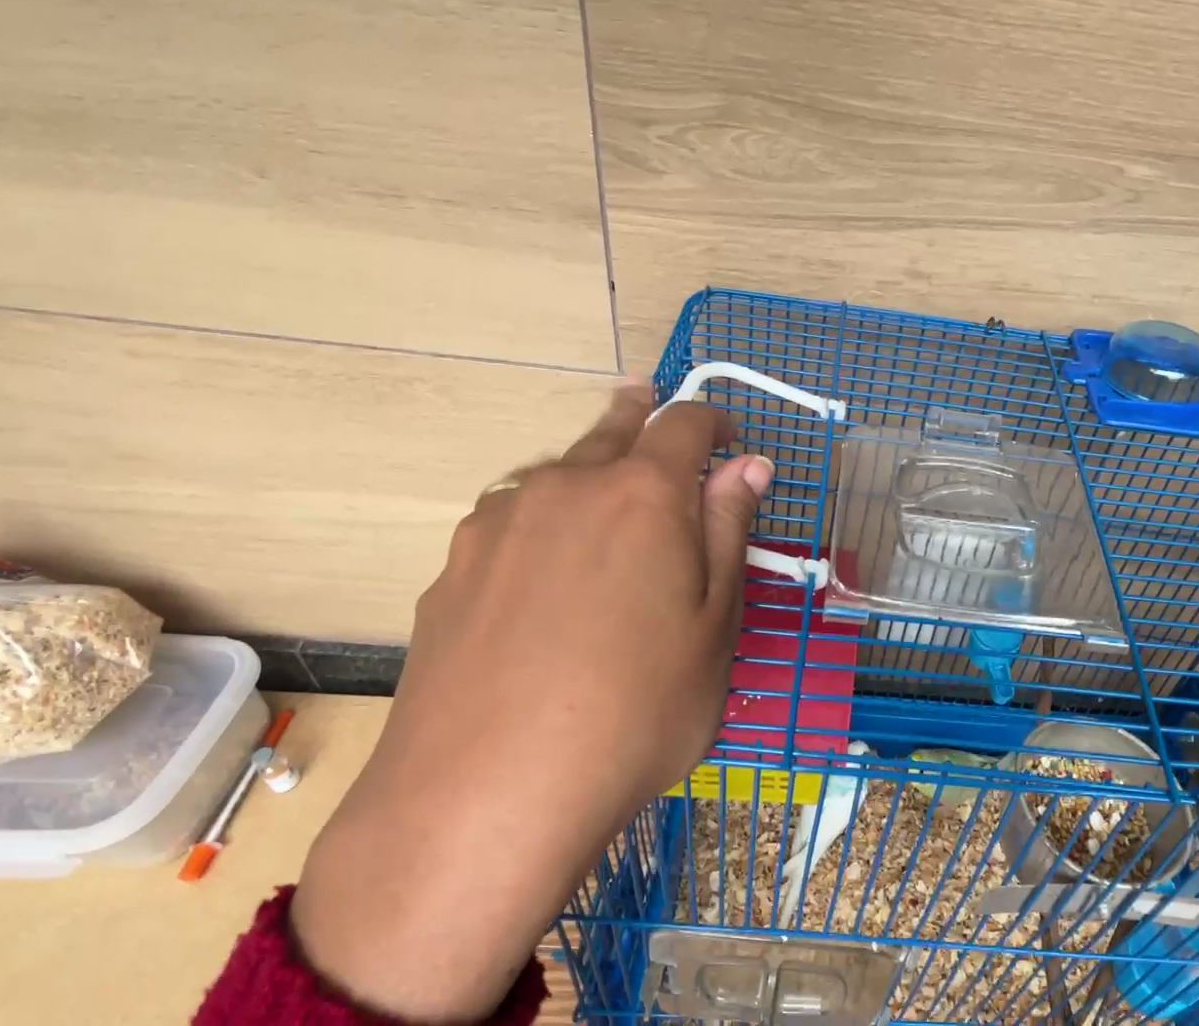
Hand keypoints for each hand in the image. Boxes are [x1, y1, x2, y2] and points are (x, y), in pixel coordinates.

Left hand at [291, 381, 771, 1022]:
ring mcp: (497, 525)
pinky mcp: (452, 569)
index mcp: (642, 494)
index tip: (728, 438)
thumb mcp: (714, 628)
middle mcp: (564, 487)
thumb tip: (747, 466)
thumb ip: (728, 532)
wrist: (487, 796)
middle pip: (610, 432)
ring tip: (599, 495)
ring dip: (586, 472)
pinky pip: (510, 522)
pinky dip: (540, 520)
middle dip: (640, 417)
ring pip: (554, 475)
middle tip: (649, 403)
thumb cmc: (637, 712)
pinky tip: (541, 569)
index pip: (684, 425)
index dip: (713, 422)